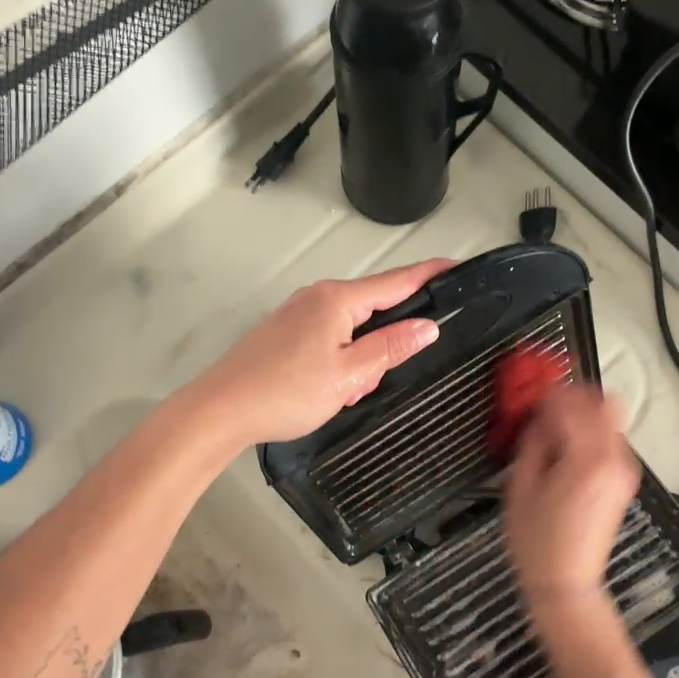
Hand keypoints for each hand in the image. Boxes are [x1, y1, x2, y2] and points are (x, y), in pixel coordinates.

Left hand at [190, 257, 454, 445]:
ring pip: (351, 331)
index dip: (429, 274)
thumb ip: (391, 348)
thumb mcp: (349, 374)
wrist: (221, 410)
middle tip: (366, 383)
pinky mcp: (286, 333)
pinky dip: (338, 364)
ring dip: (357, 363)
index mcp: (337, 299)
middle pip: (373, 310)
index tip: (456, 267)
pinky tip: (324, 392)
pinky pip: (329, 340)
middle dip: (382, 346)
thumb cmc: (286, 392)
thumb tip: (427, 326)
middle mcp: (317, 297)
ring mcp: (298, 314)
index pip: (396, 281)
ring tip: (339, 394)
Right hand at [503, 385, 639, 611]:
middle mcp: (614, 458)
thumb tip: (540, 414)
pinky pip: (610, 439)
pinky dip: (590, 433)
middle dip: (572, 396)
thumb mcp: (521, 487)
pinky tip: (565, 451)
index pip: (572, 403)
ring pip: (610, 417)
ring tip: (551, 432)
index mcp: (587, 458)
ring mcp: (623, 469)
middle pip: (603, 400)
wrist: (567, 582)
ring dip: (582, 414)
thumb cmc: (537, 541)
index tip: (530, 391)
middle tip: (544, 405)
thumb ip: (534, 442)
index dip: (548, 392)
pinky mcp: (623, 479)